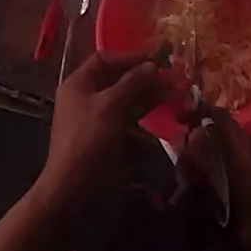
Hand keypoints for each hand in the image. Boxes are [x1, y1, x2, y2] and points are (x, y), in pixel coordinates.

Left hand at [32, 51, 167, 210]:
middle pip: (117, 82)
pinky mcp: (111, 145)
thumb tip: (151, 65)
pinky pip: (130, 127)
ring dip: (149, 100)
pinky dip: (146, 124)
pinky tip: (165, 122)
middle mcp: (87, 100)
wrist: (74, 194)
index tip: (158, 58)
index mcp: (78, 85)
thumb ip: (131, 84)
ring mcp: (99, 124)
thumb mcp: (109, 107)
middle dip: (144, 80)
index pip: (104, 60)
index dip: (129, 57)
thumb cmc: (88, 143)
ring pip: (127, 105)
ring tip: (175, 96)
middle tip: (173, 79)